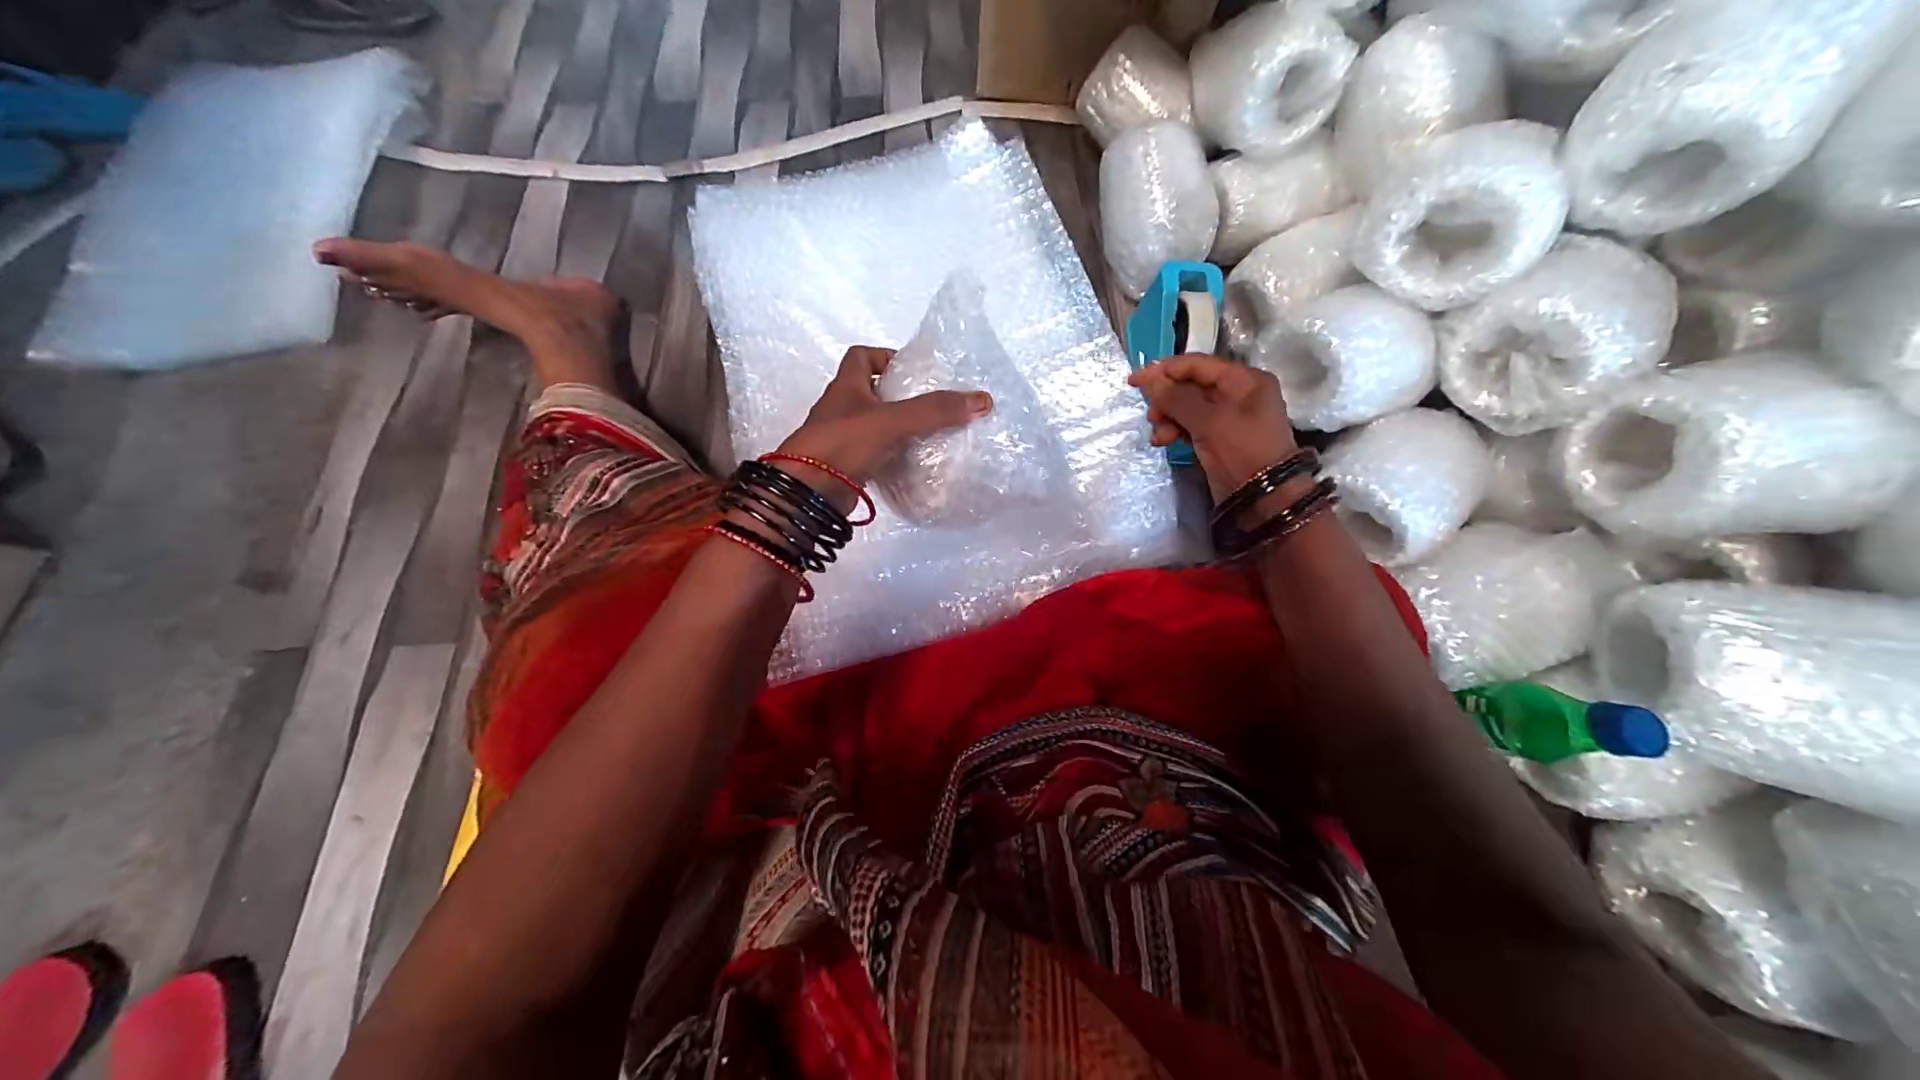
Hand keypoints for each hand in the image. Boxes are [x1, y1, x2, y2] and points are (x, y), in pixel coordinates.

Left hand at [775, 346, 992, 509]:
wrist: (809, 493)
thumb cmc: (844, 443)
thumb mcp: (893, 420)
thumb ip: (935, 410)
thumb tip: (983, 400)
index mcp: (846, 386)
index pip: (861, 356)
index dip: (886, 357)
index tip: (913, 371)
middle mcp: (841, 409)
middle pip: (872, 392)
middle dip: (901, 396)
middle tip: (932, 405)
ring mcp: (842, 439)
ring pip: (875, 426)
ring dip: (899, 428)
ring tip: (932, 434)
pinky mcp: (848, 467)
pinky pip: (876, 455)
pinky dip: (894, 457)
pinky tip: (916, 463)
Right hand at [1129, 355, 1298, 500]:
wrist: (1264, 499)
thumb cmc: (1241, 451)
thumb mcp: (1209, 422)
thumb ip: (1177, 398)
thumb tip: (1151, 381)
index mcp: (1244, 380)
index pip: (1198, 365)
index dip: (1164, 370)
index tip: (1134, 381)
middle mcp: (1238, 394)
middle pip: (1192, 386)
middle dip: (1167, 399)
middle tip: (1150, 415)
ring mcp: (1229, 418)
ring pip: (1189, 408)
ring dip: (1169, 418)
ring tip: (1158, 435)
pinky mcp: (1220, 439)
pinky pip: (1192, 426)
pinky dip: (1176, 431)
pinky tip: (1164, 441)